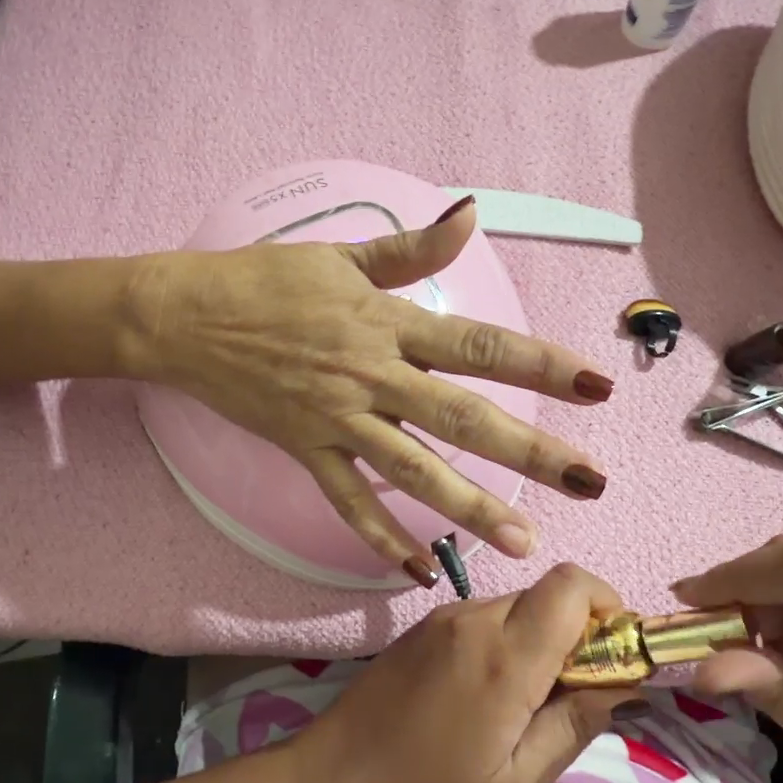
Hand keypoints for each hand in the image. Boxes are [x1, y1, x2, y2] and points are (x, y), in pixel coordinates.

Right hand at [125, 198, 611, 583]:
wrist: (187, 318)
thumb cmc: (265, 280)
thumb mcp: (341, 254)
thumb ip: (411, 248)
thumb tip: (473, 215)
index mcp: (388, 325)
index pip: (482, 347)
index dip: (543, 365)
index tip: (595, 388)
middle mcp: (373, 378)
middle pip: (464, 419)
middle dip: (531, 450)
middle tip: (589, 481)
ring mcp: (338, 422)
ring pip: (414, 472)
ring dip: (471, 508)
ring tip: (524, 539)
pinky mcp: (306, 452)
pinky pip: (347, 503)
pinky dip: (380, 538)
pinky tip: (417, 568)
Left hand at [290, 564, 637, 782]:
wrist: (334, 779)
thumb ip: (573, 726)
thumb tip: (619, 683)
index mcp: (503, 656)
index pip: (572, 586)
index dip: (607, 607)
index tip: (613, 658)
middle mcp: (473, 619)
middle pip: (549, 595)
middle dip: (578, 633)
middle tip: (571, 694)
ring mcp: (444, 617)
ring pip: (518, 606)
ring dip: (539, 641)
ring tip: (523, 704)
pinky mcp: (424, 626)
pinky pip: (484, 617)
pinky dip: (506, 642)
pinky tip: (486, 695)